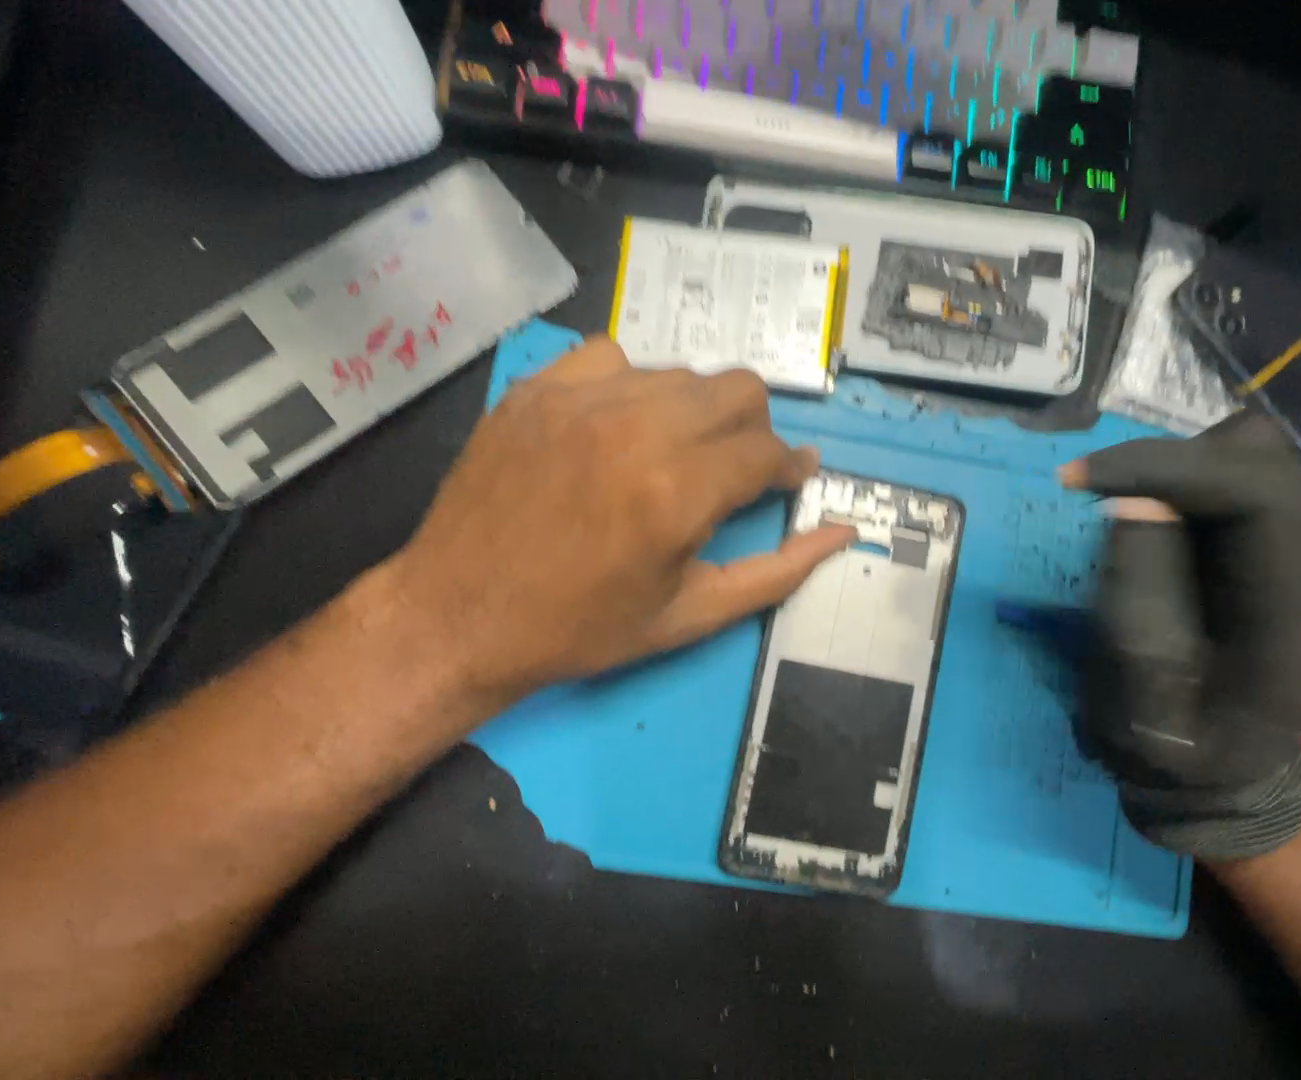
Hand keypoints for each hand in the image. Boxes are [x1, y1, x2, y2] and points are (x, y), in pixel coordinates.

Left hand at [384, 337, 852, 704]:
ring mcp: (581, 400)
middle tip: (736, 469)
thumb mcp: (691, 615)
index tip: (789, 480)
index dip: (789, 468)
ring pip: (680, 372)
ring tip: (674, 453)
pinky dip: (632, 387)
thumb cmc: (581, 629)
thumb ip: (778, 571)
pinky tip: (618, 427)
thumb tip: (843, 534)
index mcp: (679, 491)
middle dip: (755, 430)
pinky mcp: (537, 389)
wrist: (457, 616)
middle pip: (739, 389)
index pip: (768, 450)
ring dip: (697, 411)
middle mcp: (638, 428)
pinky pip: (612, 357)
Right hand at [1061, 417, 1300, 859]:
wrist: (1225, 784)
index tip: (1081, 479)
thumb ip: (1139, 595)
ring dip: (1178, 473)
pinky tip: (1152, 524)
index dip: (1168, 467)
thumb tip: (1132, 497)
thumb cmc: (1177, 753)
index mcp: (1299, 614)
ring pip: (1252, 462)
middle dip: (1172, 465)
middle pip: (1264, 461)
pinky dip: (1185, 487)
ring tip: (1124, 511)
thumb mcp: (1138, 696)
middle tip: (1101, 496)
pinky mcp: (1282, 551)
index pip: (1259, 493)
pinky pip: (1239, 485)